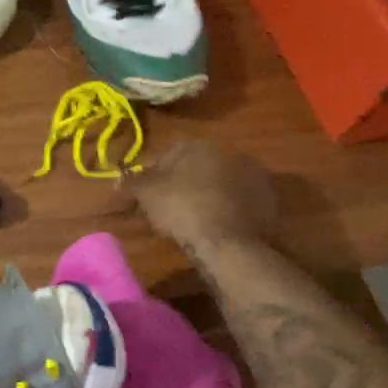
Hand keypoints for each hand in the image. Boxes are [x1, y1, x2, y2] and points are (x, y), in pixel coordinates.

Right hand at [123, 141, 278, 247]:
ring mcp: (255, 176)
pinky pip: (240, 202)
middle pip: (198, 168)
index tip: (148, 198)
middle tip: (170, 209)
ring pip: (221, 184)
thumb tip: (117, 179)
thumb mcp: (147, 194)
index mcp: (200, 145)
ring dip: (209, 196)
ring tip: (195, 221)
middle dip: (185, 184)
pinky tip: (217, 227)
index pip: (170, 156)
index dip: (155, 177)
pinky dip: (229, 211)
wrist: (229, 243)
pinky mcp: (270, 201)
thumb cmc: (182, 209)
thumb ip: (131, 182)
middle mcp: (231, 153)